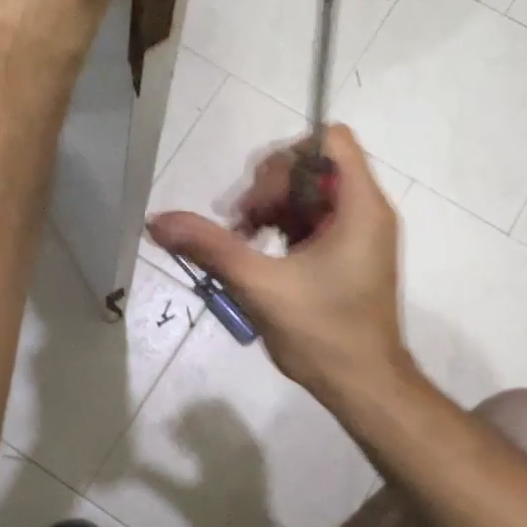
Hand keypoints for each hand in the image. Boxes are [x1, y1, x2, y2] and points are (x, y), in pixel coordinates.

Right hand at [148, 125, 413, 401]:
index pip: (330, 141)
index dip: (286, 157)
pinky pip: (314, 222)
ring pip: (310, 195)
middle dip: (269, 190)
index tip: (256, 197)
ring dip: (270, 210)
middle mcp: (367, 211)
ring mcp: (360, 234)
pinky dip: (282, 230)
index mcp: (360, 207)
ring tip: (243, 245)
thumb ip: (210, 247)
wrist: (364, 386)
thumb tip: (158, 222)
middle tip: (241, 227)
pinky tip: (259, 258)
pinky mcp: (350, 255)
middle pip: (314, 166)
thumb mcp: (260, 286)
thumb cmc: (322, 334)